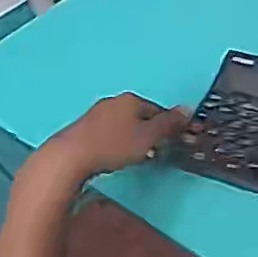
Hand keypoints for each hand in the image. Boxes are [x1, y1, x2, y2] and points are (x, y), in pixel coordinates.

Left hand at [30, 93, 188, 185]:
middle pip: (141, 116)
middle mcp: (114, 101)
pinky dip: (118, 141)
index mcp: (131, 100)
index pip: (159, 110)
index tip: (173, 142)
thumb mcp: (149, 136)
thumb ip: (169, 124)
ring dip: (134, 138)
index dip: (169, 127)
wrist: (70, 156)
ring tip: (136, 156)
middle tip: (155, 151)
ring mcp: (97, 113)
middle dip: (151, 132)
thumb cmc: (114, 145)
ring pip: (125, 124)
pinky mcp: (84, 127)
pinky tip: (115, 155)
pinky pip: (110, 132)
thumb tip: (186, 109)